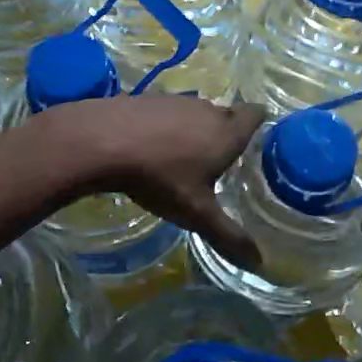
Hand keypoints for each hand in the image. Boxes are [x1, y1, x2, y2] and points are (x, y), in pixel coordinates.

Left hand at [49, 96, 264, 270]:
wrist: (102, 141)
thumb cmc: (160, 177)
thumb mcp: (197, 214)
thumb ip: (229, 237)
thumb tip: (260, 263)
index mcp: (227, 132)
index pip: (255, 115)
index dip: (259, 123)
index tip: (257, 138)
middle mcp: (206, 109)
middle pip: (226, 113)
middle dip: (227, 131)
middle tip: (222, 157)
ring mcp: (174, 100)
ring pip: (195, 112)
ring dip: (195, 128)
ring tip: (186, 154)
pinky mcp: (145, 98)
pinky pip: (166, 111)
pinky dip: (165, 126)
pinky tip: (152, 146)